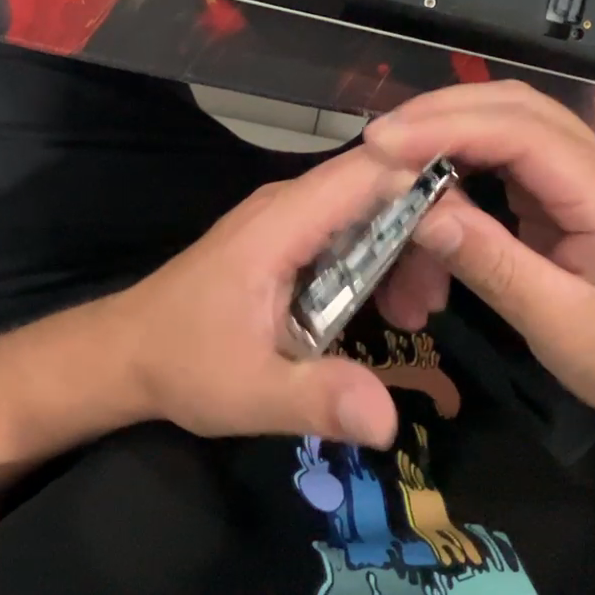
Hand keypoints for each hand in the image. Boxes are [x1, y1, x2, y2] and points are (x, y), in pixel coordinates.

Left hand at [103, 148, 414, 448]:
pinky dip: (377, 261)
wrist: (126, 352)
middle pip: (373, 189)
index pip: (365, 172)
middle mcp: (286, 206)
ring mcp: (284, 220)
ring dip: (402, 252)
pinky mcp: (284, 240)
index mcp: (280, 222)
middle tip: (435, 303)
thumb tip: (390, 422)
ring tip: (416, 316)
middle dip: (421, 233)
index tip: (468, 233)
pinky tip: (387, 310)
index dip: (422, 185)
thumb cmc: (183, 362)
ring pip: (363, 210)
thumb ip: (318, 398)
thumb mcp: (251, 392)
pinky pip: (346, 232)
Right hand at [364, 82, 594, 423]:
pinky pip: (506, 150)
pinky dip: (462, 155)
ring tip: (395, 155)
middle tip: (379, 141)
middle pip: (514, 106)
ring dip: (449, 129)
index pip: (520, 131)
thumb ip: (494, 265)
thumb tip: (423, 215)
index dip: (447, 128)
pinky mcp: (563, 188)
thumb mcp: (561, 325)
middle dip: (440, 114)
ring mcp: (581, 173)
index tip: (382, 143)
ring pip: (508, 119)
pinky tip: (431, 178)